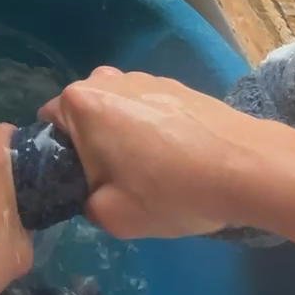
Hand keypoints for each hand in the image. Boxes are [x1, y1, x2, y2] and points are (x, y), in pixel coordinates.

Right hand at [38, 67, 271, 238]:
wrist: (245, 167)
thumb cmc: (171, 189)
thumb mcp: (116, 217)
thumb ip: (87, 205)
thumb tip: (94, 195)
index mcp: (80, 103)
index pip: (49, 122)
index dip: (62, 155)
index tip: (85, 181)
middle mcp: (103, 79)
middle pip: (84, 114)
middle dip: (94, 144)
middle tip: (121, 181)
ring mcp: (140, 76)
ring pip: (117, 109)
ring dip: (125, 134)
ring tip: (157, 170)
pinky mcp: (172, 83)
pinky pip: (147, 107)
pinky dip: (154, 129)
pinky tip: (180, 157)